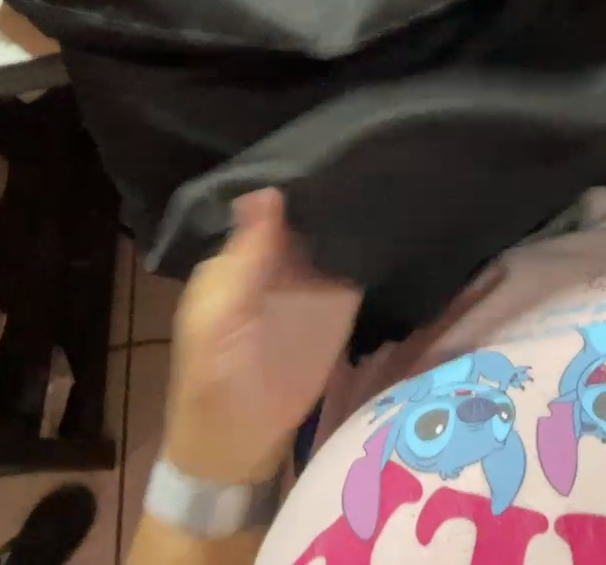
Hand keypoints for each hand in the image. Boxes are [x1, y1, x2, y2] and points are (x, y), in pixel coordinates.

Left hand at [162, 188, 362, 485]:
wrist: (239, 453)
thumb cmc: (214, 381)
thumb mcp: (220, 317)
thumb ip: (244, 257)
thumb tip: (264, 189)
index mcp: (238, 260)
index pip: (270, 208)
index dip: (296, 183)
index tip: (331, 152)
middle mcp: (276, 264)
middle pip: (306, 217)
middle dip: (329, 193)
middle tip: (367, 159)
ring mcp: (308, 285)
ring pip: (332, 239)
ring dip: (352, 216)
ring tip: (388, 176)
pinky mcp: (335, 309)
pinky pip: (353, 271)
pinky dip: (368, 251)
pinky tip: (391, 223)